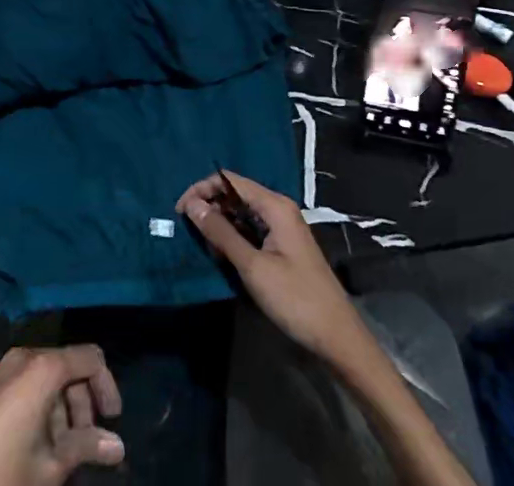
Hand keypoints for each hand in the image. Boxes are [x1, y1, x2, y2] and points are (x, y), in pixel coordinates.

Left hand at [0, 346, 124, 485]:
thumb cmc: (0, 479)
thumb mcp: (49, 468)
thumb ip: (86, 448)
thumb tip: (117, 446)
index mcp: (42, 368)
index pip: (90, 359)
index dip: (107, 386)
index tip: (113, 421)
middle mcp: (22, 360)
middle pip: (68, 367)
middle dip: (83, 403)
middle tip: (87, 444)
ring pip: (45, 379)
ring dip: (62, 411)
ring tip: (62, 454)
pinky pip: (23, 389)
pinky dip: (39, 411)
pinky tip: (37, 450)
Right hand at [178, 171, 374, 369]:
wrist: (333, 332)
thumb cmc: (294, 298)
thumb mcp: (253, 266)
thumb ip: (222, 233)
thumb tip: (192, 204)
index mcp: (275, 205)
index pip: (230, 180)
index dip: (202, 189)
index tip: (180, 212)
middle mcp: (278, 208)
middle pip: (235, 193)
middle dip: (209, 206)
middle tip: (189, 233)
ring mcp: (281, 226)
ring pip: (241, 212)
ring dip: (220, 224)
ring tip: (204, 247)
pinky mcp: (281, 244)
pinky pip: (250, 229)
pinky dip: (233, 236)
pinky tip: (222, 255)